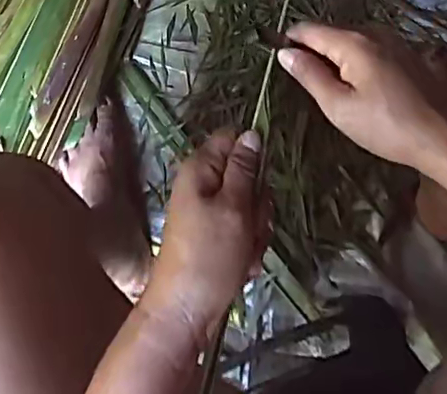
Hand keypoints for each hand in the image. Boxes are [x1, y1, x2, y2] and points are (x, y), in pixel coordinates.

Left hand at [142, 129, 270, 340]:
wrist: (185, 313)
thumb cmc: (209, 256)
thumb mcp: (234, 207)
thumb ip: (245, 169)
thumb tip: (252, 133)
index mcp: (200, 168)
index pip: (232, 139)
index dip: (252, 156)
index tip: (261, 179)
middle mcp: (202, 184)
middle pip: (245, 176)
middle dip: (257, 203)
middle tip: (250, 225)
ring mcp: (207, 212)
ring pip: (248, 206)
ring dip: (255, 230)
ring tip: (245, 250)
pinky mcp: (214, 237)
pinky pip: (242, 231)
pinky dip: (247, 248)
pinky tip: (242, 265)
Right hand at [277, 22, 446, 173]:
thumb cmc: (388, 126)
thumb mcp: (340, 108)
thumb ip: (310, 76)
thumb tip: (285, 52)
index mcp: (351, 42)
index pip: (308, 29)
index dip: (289, 40)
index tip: (277, 58)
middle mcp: (371, 32)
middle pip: (330, 33)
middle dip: (313, 50)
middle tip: (304, 82)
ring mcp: (392, 41)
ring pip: (350, 41)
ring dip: (335, 57)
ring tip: (330, 88)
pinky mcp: (406, 54)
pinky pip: (369, 49)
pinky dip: (356, 62)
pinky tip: (360, 88)